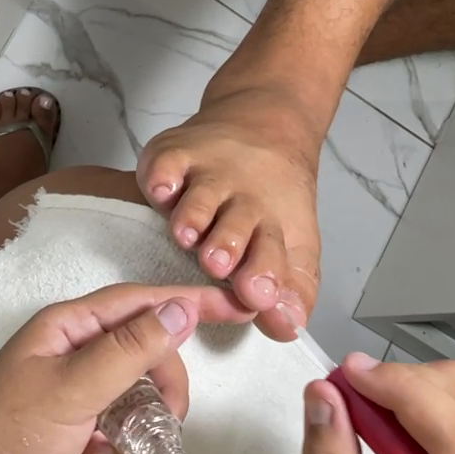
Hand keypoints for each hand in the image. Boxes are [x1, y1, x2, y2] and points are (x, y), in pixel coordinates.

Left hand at [0, 283, 254, 453]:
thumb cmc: (7, 434)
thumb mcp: (71, 388)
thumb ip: (130, 350)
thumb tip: (182, 311)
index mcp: (72, 328)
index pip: (144, 304)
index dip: (192, 304)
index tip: (241, 307)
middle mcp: (81, 356)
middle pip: (152, 358)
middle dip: (163, 392)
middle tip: (164, 421)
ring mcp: (84, 397)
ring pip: (143, 403)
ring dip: (136, 432)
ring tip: (104, 452)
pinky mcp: (85, 435)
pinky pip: (127, 437)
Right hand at [137, 85, 325, 342]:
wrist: (264, 126)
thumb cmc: (270, 203)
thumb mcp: (293, 248)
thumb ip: (290, 293)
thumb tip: (287, 327)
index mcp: (272, 231)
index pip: (273, 255)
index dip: (266, 276)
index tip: (259, 296)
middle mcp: (242, 203)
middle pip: (237, 226)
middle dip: (227, 244)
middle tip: (217, 263)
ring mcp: (209, 178)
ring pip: (202, 198)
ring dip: (194, 216)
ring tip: (187, 235)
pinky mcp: (176, 156)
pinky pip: (166, 163)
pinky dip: (161, 176)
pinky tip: (161, 190)